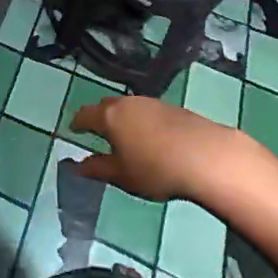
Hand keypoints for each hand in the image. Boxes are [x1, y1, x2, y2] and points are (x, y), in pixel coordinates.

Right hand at [67, 96, 258, 201]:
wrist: (204, 155)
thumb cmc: (155, 168)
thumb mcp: (122, 175)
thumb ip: (97, 168)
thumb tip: (77, 166)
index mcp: (110, 116)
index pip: (85, 114)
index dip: (78, 122)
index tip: (73, 129)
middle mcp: (128, 103)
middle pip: (106, 105)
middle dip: (99, 116)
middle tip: (96, 131)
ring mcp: (152, 102)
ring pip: (129, 106)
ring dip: (122, 118)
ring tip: (123, 135)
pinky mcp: (172, 107)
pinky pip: (147, 110)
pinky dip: (140, 120)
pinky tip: (148, 137)